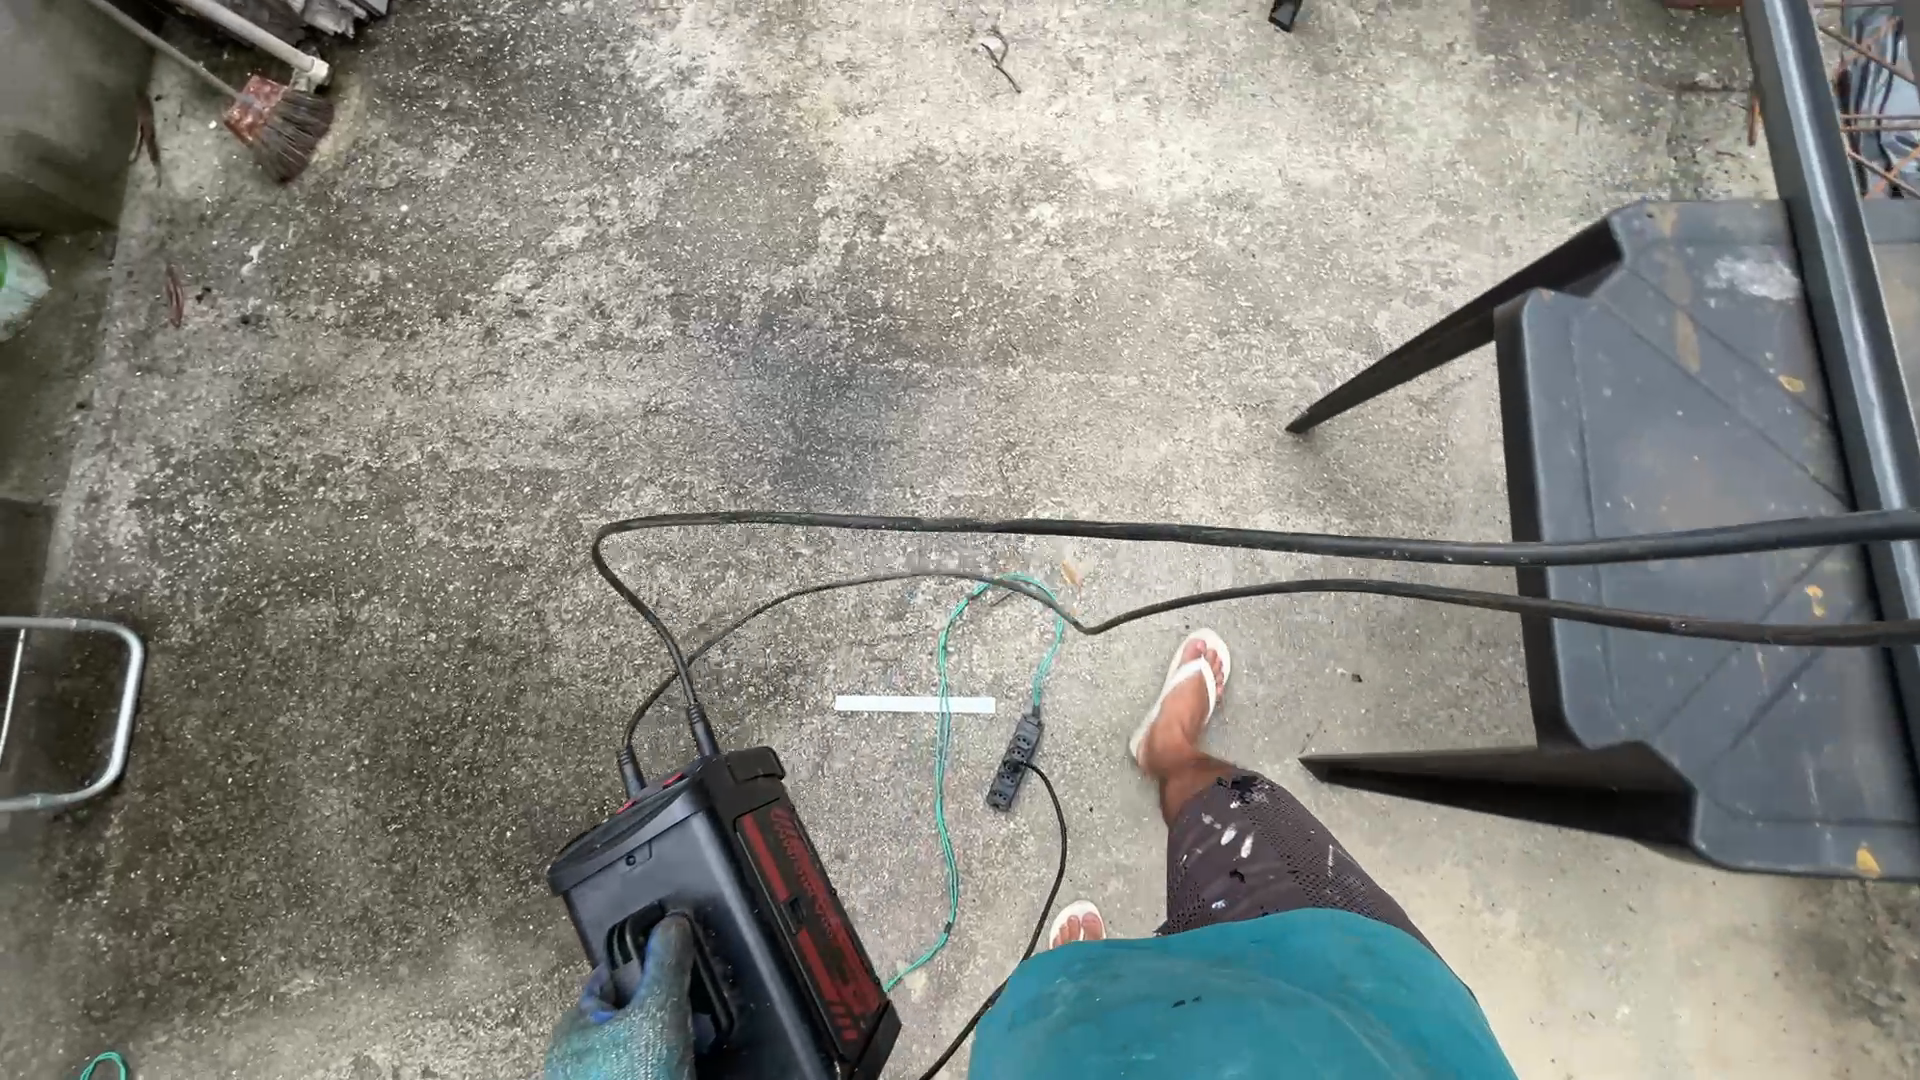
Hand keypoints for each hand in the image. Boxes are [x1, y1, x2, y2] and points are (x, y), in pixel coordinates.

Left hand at [544, 914, 695, 1079]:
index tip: (677, 966)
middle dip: (666, 1007)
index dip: (649, 964)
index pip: (614, 974)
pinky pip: (646, 1070)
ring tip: (693, 1045)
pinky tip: (682, 1069)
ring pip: (642, 1044)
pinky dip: (667, 1066)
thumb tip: (672, 923)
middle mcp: (575, 1058)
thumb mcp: (659, 1009)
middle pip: (632, 1010)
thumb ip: (666, 962)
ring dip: (671, 1039)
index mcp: (573, 1026)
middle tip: (692, 1014)